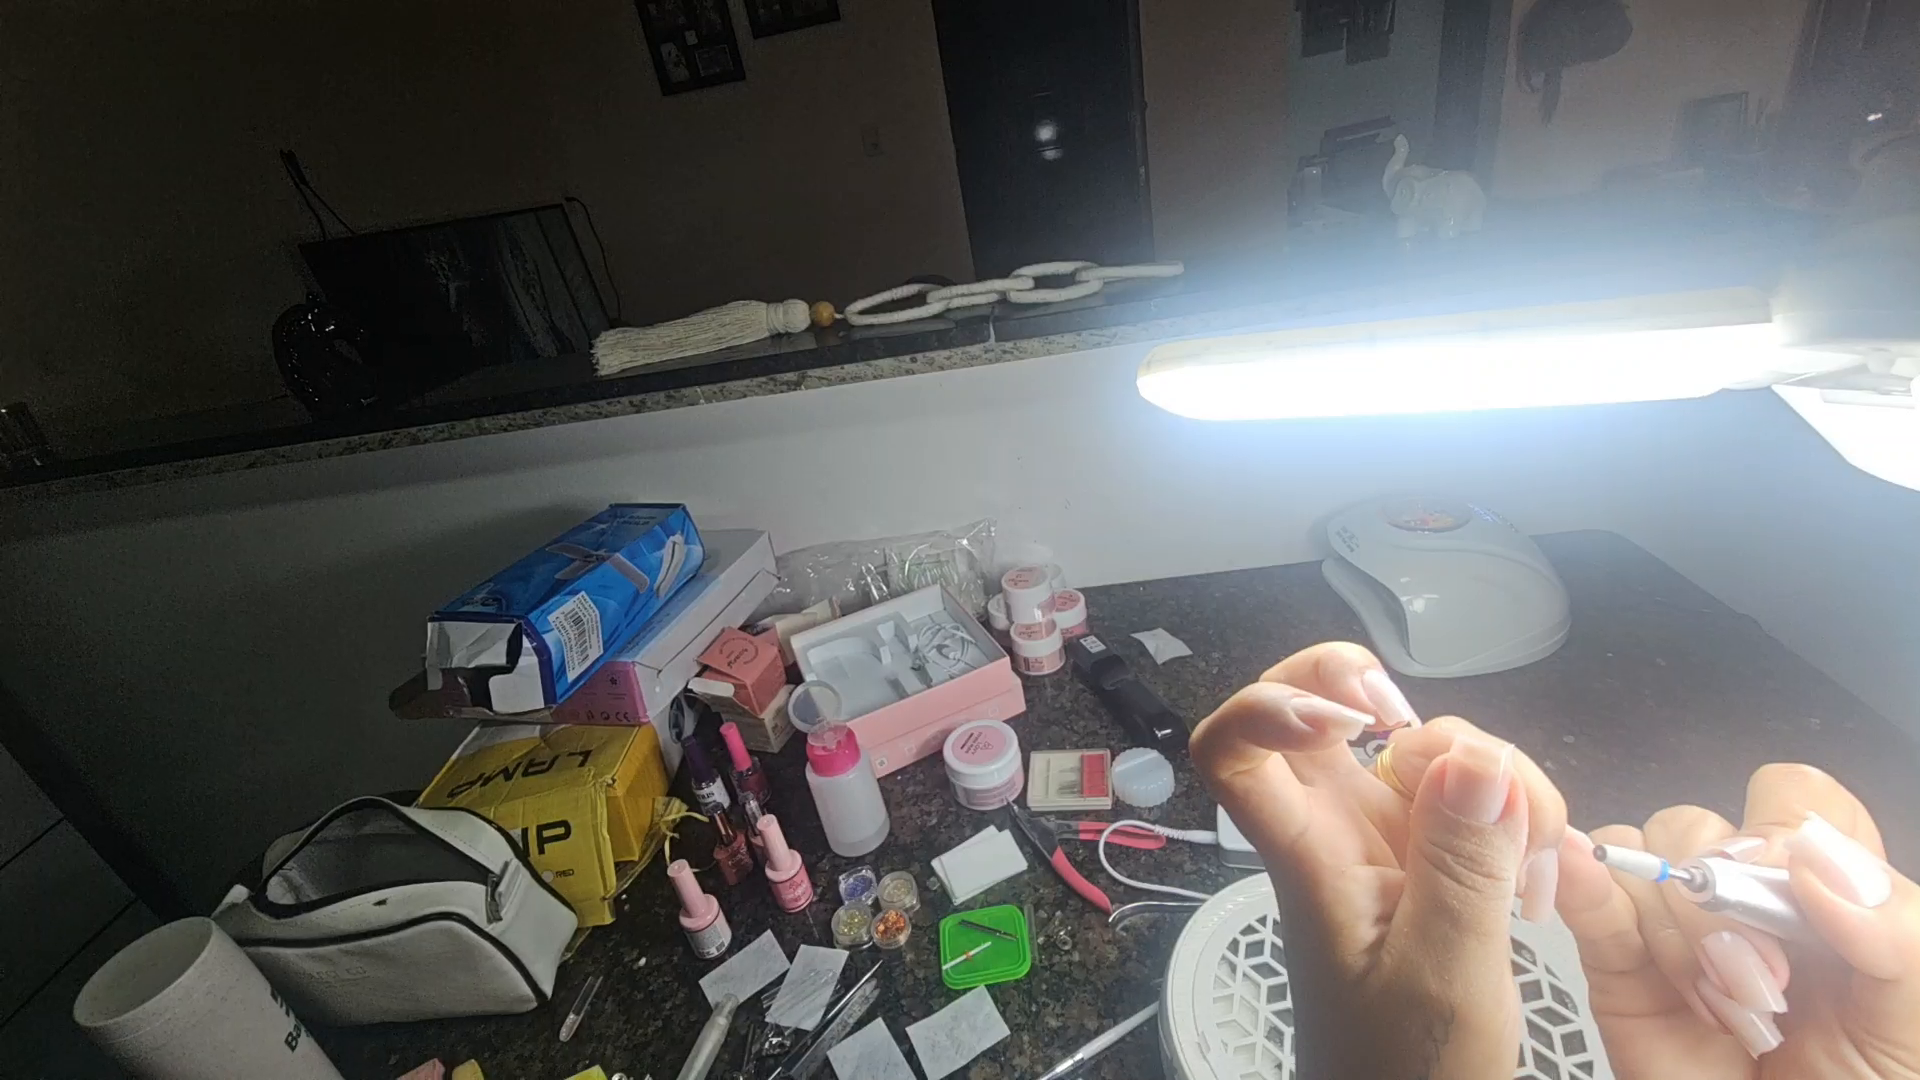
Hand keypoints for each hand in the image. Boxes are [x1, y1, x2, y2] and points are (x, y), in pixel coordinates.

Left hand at [1190, 642, 1567, 1079]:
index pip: (1228, 752)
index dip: (1261, 710)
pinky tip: (1545, 871)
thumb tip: (1475, 754)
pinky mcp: (1428, 838)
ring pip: (1402, 734)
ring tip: (1537, 868)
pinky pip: (1461, 779)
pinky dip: (1512, 800)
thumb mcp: (1444, 981)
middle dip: (1356, 683)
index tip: (1344, 723)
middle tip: (1414, 729)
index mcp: (1301, 847)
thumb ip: (1459, 870)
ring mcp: (1378, 820)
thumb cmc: (1406, 1068)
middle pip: (1304, 700)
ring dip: (1482, 766)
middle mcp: (1327, 815)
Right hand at [1555, 763, 1919, 1078]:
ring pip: (1636, 854)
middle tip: (1758, 984)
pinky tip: (1603, 909)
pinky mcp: (1607, 945)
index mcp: (1832, 906)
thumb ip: (1900, 942)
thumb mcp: (1915, 1042)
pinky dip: (1581, 883)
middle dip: (1721, 903)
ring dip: (1673, 932)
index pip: (1797, 805)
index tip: (1798, 905)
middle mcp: (1744, 899)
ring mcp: (1668, 920)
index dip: (1785, 833)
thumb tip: (1814, 855)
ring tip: (1713, 1008)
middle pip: (1699, 826)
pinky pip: (1577, 883)